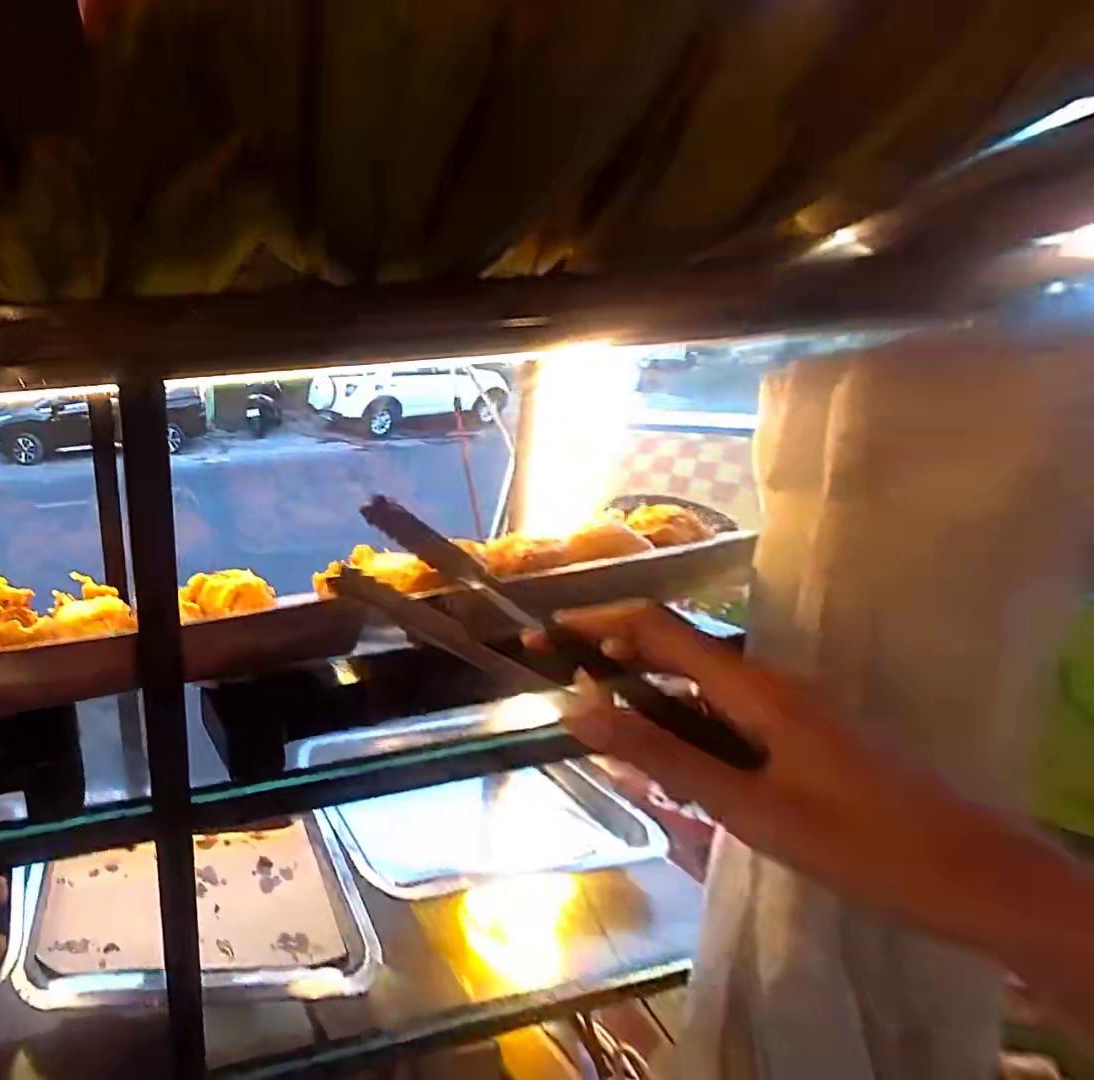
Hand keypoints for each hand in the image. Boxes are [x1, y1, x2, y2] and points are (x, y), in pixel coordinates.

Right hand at [527, 602, 994, 938]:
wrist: (1006, 894)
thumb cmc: (872, 847)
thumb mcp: (748, 807)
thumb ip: (658, 754)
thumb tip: (575, 711)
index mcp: (753, 689)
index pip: (655, 627)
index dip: (592, 623)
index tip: (541, 635)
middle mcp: (767, 684)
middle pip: (668, 649)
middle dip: (604, 658)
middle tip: (556, 685)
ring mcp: (787, 709)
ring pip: (691, 686)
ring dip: (640, 701)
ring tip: (608, 741)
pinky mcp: (799, 735)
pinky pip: (718, 714)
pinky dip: (676, 727)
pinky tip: (670, 771)